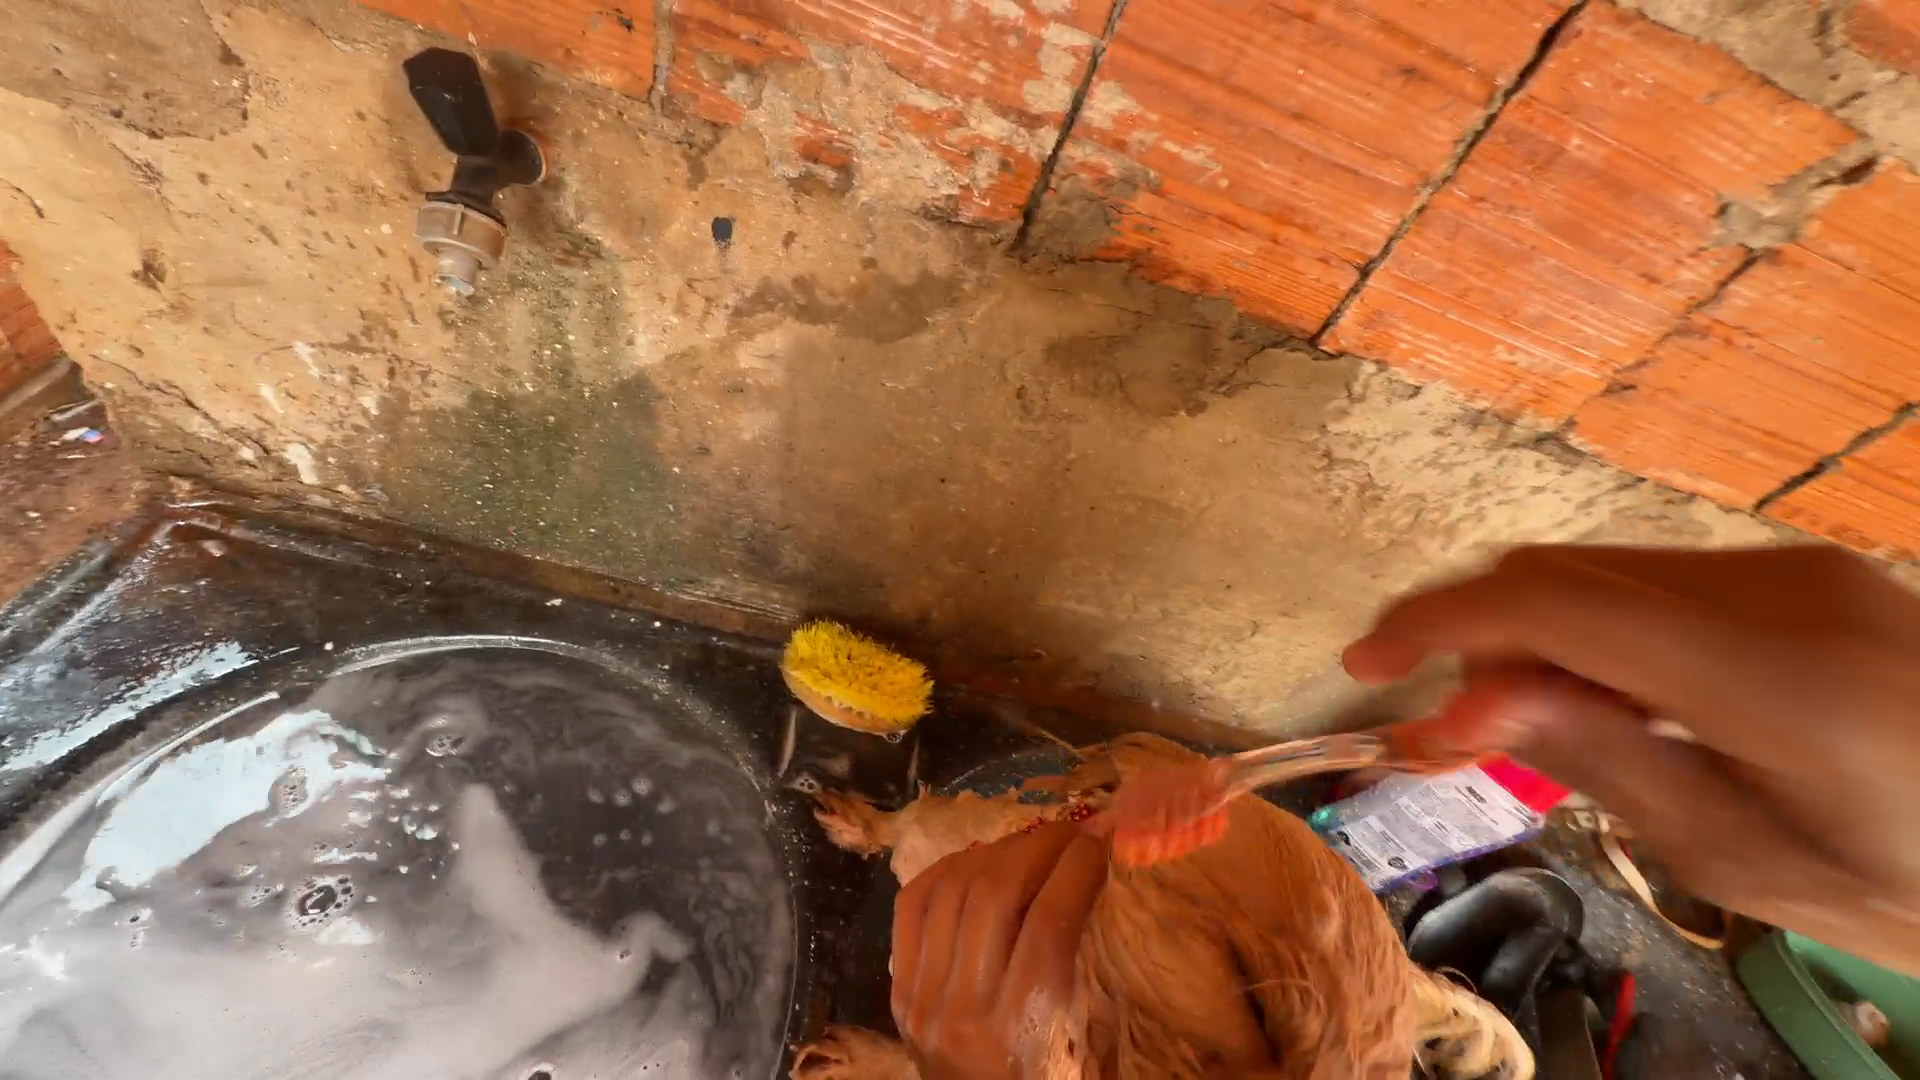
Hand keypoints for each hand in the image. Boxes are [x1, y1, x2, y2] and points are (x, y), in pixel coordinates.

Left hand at [891, 823, 1107, 1079]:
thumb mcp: (1093, 1051)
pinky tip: (980, 859)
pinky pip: (914, 903)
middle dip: (1041, 846)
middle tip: (1072, 830)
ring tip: (1033, 841)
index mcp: (1020, 1035)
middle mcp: (961, 1011)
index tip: (1104, 838)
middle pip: (997, 893)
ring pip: (955, 887)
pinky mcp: (898, 989)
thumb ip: (1095, 975)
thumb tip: (1114, 877)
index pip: (1049, 922)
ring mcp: (920, 997)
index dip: (1079, 867)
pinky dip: (947, 868)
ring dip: (999, 849)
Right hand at [1344, 544, 1919, 973]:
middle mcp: (1775, 591)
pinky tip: (1610, 691)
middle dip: (1472, 640)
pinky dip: (1576, 629)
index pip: (1546, 605)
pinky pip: (1629, 582)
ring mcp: (1787, 568)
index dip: (1430, 622)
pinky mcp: (1789, 569)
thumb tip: (1467, 704)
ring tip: (1547, 717)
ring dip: (1522, 637)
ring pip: (1579, 573)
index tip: (1363, 663)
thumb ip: (1596, 762)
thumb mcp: (1744, 861)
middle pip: (1548, 577)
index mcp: (1773, 678)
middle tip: (1467, 725)